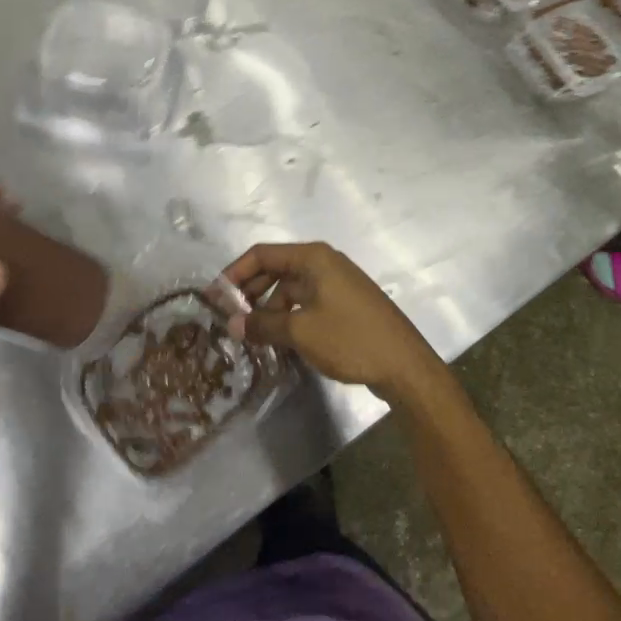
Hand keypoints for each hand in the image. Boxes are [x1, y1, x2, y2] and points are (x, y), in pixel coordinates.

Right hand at [222, 242, 445, 402]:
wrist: (405, 366)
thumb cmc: (350, 339)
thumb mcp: (300, 332)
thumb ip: (262, 324)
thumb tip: (231, 324)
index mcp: (313, 257)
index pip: (262, 254)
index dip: (235, 273)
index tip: (215, 297)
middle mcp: (324, 263)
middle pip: (276, 269)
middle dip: (250, 292)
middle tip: (229, 318)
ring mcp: (337, 284)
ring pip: (290, 289)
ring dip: (269, 308)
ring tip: (252, 336)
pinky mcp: (345, 305)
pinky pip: (307, 303)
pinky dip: (289, 316)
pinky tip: (279, 341)